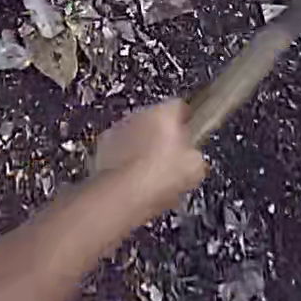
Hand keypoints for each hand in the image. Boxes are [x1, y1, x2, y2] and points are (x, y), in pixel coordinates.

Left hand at [91, 99, 207, 223]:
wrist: (124, 194)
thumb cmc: (160, 177)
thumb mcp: (195, 169)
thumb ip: (196, 156)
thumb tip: (193, 158)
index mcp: (166, 112)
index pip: (181, 107)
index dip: (186, 123)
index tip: (188, 138)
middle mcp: (142, 113)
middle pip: (158, 120)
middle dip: (164, 138)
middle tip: (170, 163)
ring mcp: (121, 127)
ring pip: (138, 134)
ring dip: (144, 148)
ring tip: (151, 177)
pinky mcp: (104, 144)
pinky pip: (120, 148)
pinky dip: (125, 159)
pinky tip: (133, 180)